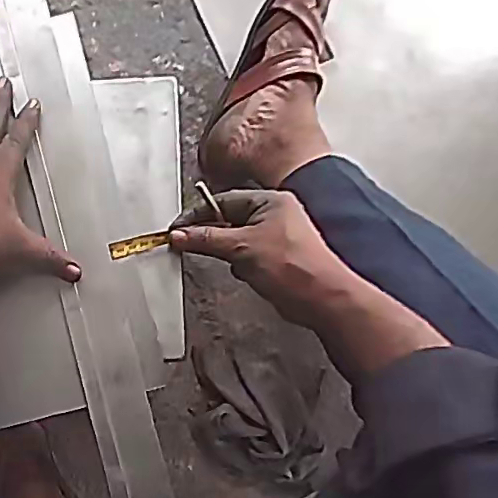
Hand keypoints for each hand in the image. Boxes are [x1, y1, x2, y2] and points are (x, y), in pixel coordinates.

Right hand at [167, 189, 353, 326]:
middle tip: (191, 245)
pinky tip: (248, 273)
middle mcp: (273, 215)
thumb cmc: (293, 266)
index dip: (197, 215)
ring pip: (234, 241)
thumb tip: (180, 234)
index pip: (221, 200)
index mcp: (270, 200)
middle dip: (212, 237)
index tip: (178, 229)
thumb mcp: (240, 247)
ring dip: (229, 254)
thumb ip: (206, 239)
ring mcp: (274, 236)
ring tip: (238, 264)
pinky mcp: (273, 258)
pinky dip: (240, 266)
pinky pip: (244, 256)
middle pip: (227, 220)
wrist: (319, 296)